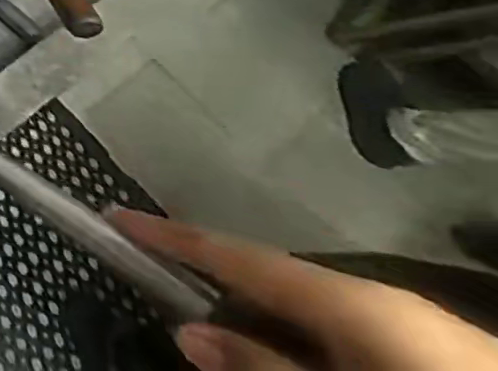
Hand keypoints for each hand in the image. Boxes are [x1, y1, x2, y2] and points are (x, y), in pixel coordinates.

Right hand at [109, 208, 497, 370]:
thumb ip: (264, 366)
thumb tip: (187, 332)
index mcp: (356, 302)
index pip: (236, 253)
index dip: (170, 236)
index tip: (114, 214)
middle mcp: (390, 305)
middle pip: (279, 280)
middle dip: (221, 281)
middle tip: (163, 276)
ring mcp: (434, 334)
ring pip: (322, 311)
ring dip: (270, 317)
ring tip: (228, 327)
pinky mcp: (455, 357)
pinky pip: (361, 337)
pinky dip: (315, 341)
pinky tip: (299, 356)